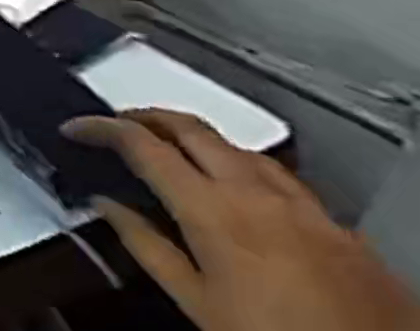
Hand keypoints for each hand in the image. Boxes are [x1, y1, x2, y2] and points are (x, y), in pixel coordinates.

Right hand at [63, 109, 419, 330]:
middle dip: (143, 117)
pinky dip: (245, 166)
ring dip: (195, 138)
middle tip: (117, 125)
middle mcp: (255, 195)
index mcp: (210, 209)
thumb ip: (145, 245)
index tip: (77, 129)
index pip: (138, 142)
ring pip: (237, 145)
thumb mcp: (196, 302)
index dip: (98, 127)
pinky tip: (241, 186)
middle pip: (188, 126)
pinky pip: (284, 176)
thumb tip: (107, 207)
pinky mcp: (342, 228)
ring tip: (174, 149)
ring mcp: (305, 208)